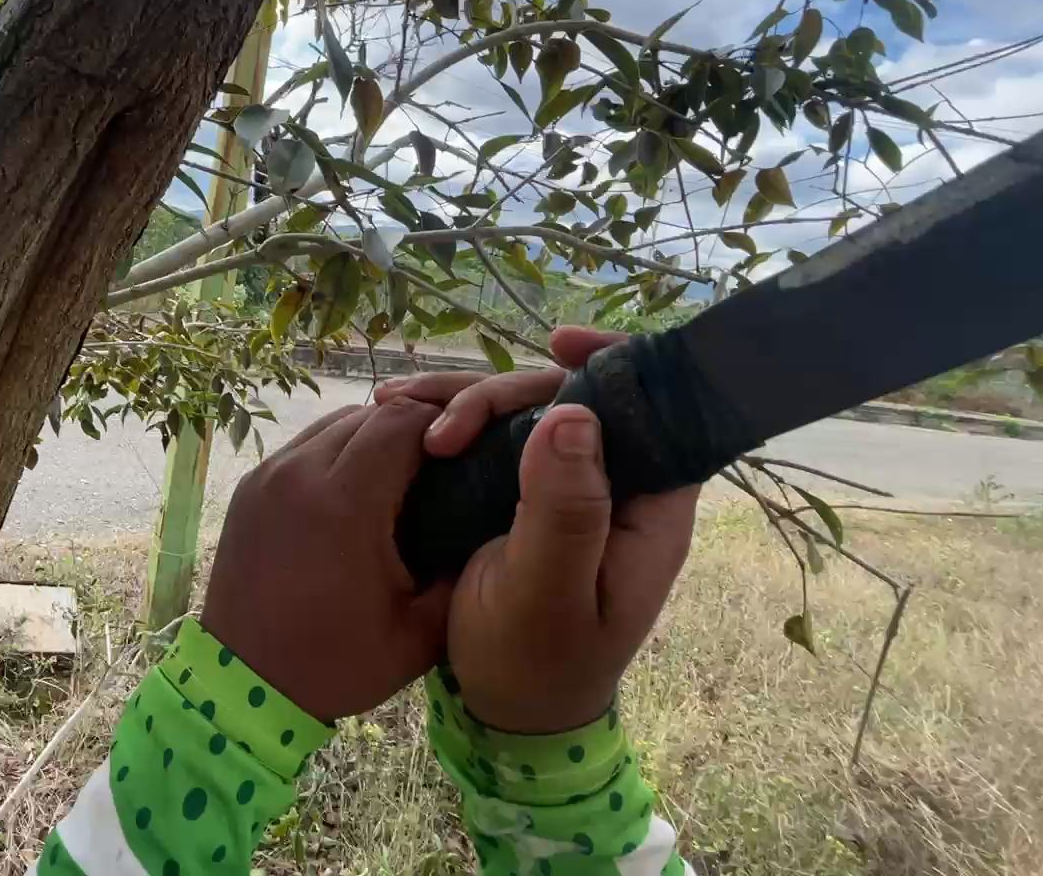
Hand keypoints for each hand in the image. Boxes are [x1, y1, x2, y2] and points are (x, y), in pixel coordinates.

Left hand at [200, 397, 452, 722]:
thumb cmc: (334, 662)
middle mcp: (300, 472)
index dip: (439, 422)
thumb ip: (457, 570)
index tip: (464, 445)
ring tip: (397, 470)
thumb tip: (481, 524)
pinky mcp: (249, 485)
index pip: (400, 421)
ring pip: (333, 423)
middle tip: (437, 458)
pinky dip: (335, 450)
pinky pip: (303, 444)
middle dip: (409, 425)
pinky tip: (353, 484)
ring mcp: (268, 474)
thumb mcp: (418, 631)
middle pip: (368, 414)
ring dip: (369, 434)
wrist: (242, 682)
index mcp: (345, 502)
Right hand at [374, 327, 699, 733]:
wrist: (499, 703)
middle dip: (496, 397)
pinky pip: (480, 436)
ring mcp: (552, 486)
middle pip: (562, 401)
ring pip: (515, 413)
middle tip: (437, 433)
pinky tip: (394, 413)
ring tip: (393, 406)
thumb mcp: (546, 592)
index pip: (649, 411)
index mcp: (641, 508)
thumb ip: (565, 512)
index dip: (613, 363)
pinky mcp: (508, 492)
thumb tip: (573, 414)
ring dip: (456, 400)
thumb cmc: (533, 660)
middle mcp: (602, 485)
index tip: (556, 340)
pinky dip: (438, 418)